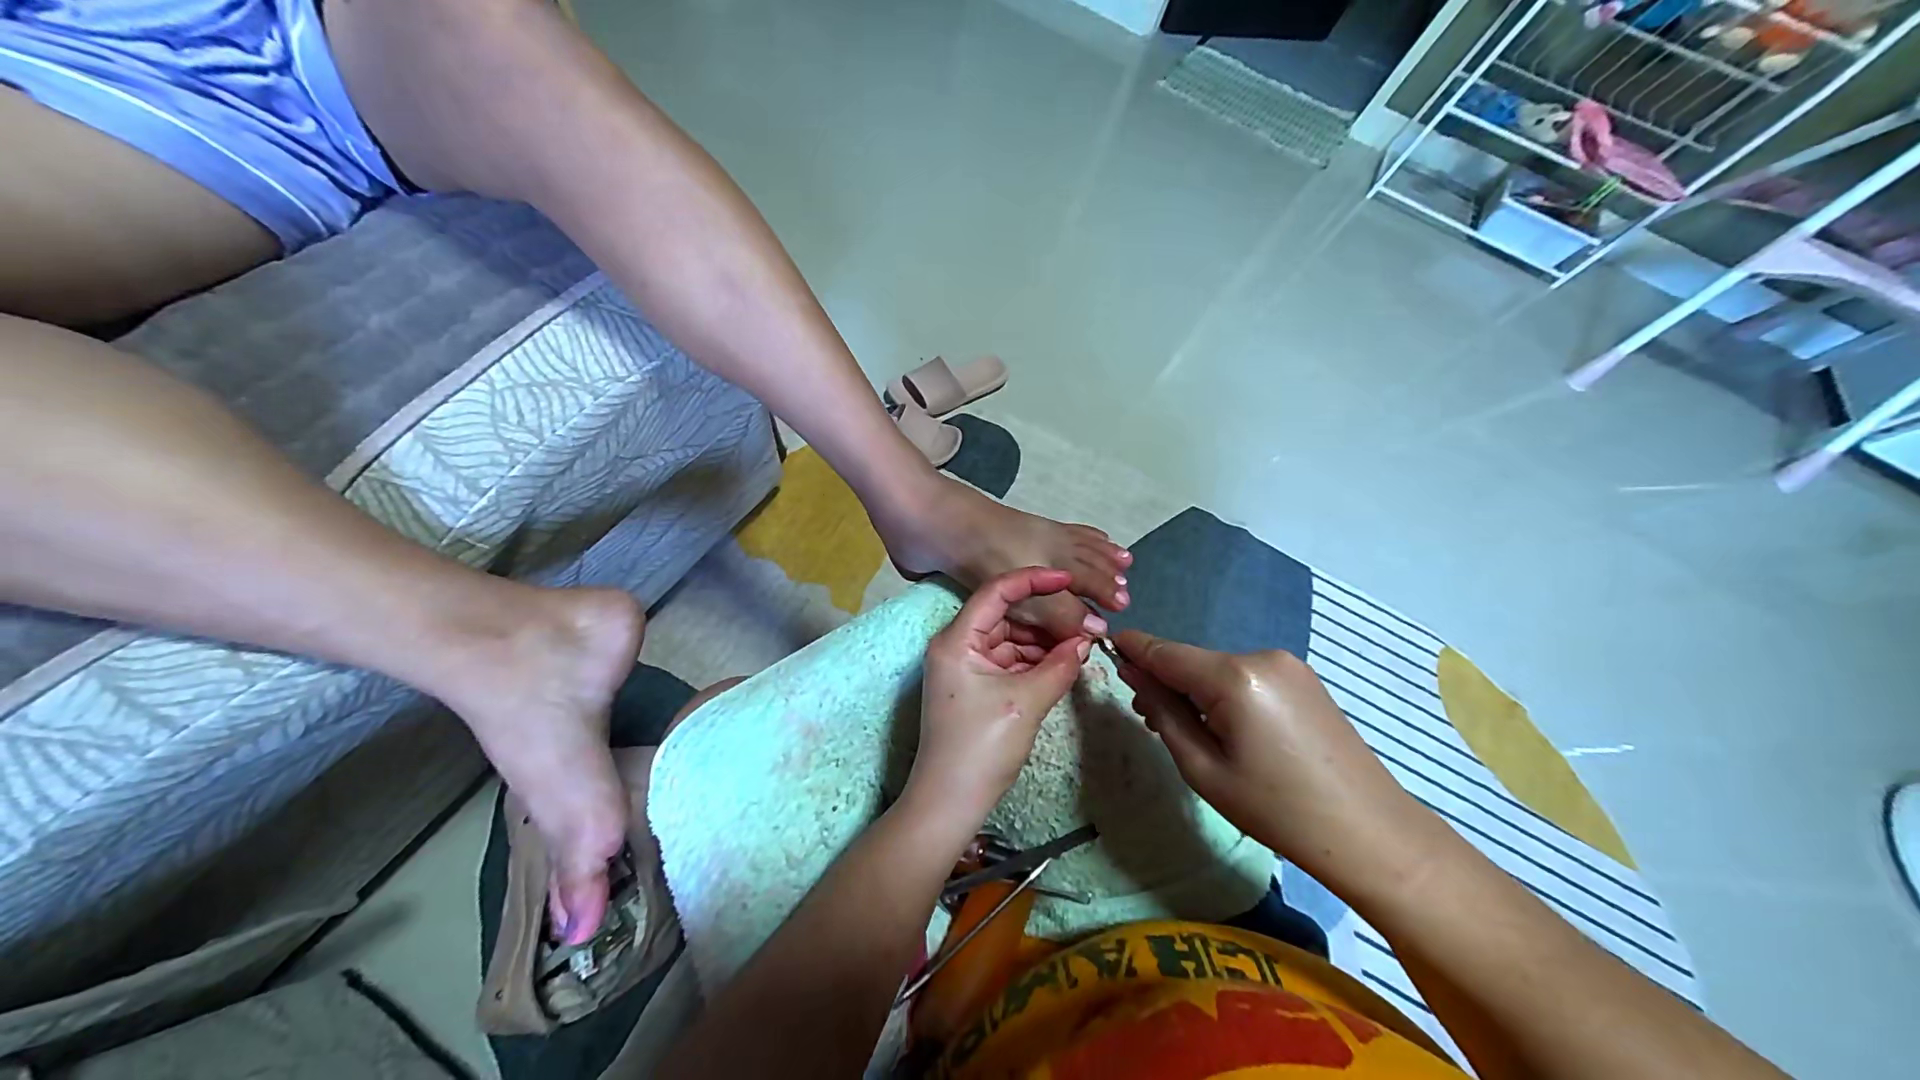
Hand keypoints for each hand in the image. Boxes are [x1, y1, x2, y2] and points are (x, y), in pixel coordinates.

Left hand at [907, 568, 1092, 831]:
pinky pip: (1007, 662)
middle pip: (1005, 617)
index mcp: (957, 639)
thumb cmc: (981, 746)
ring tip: (1079, 648)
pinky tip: (1062, 666)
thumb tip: (1086, 640)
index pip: (997, 592)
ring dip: (1042, 644)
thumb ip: (1059, 666)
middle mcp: (956, 645)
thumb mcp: (1026, 702)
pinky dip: (1033, 663)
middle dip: (1045, 621)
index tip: (1069, 579)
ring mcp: (964, 667)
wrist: (949, 801)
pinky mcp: (974, 687)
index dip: (1034, 581)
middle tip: (1086, 626)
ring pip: (1009, 640)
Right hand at [1114, 631, 1424, 883]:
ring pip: (1217, 669)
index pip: (1165, 651)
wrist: (1371, 833)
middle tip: (1147, 719)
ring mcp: (1287, 664)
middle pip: (1191, 660)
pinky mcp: (1302, 678)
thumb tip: (1133, 672)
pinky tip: (1224, 728)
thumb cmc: (1276, 810)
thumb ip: (1162, 711)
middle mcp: (1260, 656)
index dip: (1132, 649)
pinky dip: (1222, 694)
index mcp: (1234, 676)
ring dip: (1193, 690)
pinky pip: (1244, 676)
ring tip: (1186, 732)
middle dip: (1163, 681)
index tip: (1104, 650)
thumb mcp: (1203, 768)